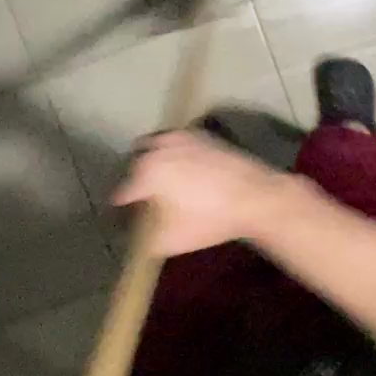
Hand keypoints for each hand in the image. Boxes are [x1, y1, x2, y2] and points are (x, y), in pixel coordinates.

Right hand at [111, 130, 294, 255]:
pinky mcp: (200, 134)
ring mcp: (180, 137)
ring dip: (150, 160)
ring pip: (153, 146)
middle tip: (139, 196)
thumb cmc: (210, 220)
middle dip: (133, 179)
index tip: (122, 214)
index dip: (120, 206)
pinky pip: (175, 141)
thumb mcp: (171, 241)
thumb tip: (138, 237)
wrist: (254, 196)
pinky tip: (182, 168)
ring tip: (158, 179)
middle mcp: (157, 148)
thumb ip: (145, 239)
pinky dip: (172, 152)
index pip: (121, 192)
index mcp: (145, 173)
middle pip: (133, 163)